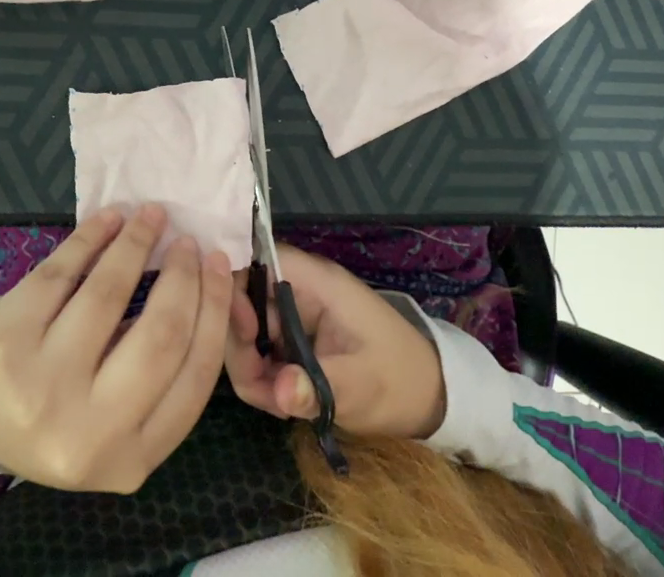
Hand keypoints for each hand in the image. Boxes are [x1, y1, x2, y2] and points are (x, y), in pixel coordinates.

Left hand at [0, 205, 234, 492]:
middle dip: (183, 278)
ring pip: (109, 294)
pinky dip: (91, 237)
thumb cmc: (45, 416)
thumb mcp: (108, 426)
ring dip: (137, 244)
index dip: (214, 312)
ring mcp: (43, 384)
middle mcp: (88, 430)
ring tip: (150, 217)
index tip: (220, 269)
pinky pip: (62, 273)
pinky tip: (109, 220)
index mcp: (127, 460)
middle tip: (189, 242)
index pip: (195, 377)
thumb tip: (195, 285)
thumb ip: (152, 380)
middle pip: (161, 336)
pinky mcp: (6, 339)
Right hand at [224, 243, 445, 438]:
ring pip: (242, 332)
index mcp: (315, 283)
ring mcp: (290, 316)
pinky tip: (286, 402)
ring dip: (252, 372)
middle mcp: (296, 291)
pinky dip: (262, 380)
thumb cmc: (399, 380)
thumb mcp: (361, 387)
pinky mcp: (289, 339)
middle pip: (239, 300)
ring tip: (282, 403)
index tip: (246, 337)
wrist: (428, 397)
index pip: (255, 259)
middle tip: (265, 389)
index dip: (235, 290)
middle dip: (243, 348)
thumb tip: (279, 392)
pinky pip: (256, 353)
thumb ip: (316, 388)